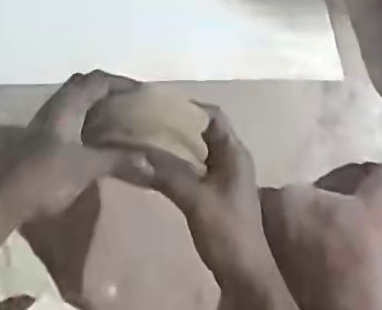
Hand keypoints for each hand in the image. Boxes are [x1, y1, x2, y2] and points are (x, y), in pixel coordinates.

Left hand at [0, 71, 143, 220]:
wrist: (5, 198)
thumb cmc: (48, 176)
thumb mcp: (87, 167)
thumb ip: (118, 160)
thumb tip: (149, 162)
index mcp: (69, 103)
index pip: (98, 80)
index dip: (120, 82)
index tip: (140, 91)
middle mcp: (56, 104)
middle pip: (83, 83)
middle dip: (105, 86)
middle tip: (125, 99)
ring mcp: (45, 119)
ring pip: (73, 97)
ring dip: (93, 100)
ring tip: (113, 114)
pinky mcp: (40, 136)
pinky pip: (68, 113)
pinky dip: (84, 115)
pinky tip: (92, 135)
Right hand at [125, 105, 277, 285]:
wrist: (244, 274)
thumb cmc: (225, 230)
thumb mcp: (195, 198)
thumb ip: (168, 172)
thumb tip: (136, 152)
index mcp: (234, 151)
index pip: (212, 115)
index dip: (188, 107)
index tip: (160, 106)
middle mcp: (232, 157)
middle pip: (204, 130)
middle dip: (178, 125)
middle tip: (149, 122)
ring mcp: (226, 175)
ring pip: (199, 149)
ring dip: (177, 145)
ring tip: (149, 141)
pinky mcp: (217, 191)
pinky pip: (196, 166)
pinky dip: (179, 162)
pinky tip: (159, 166)